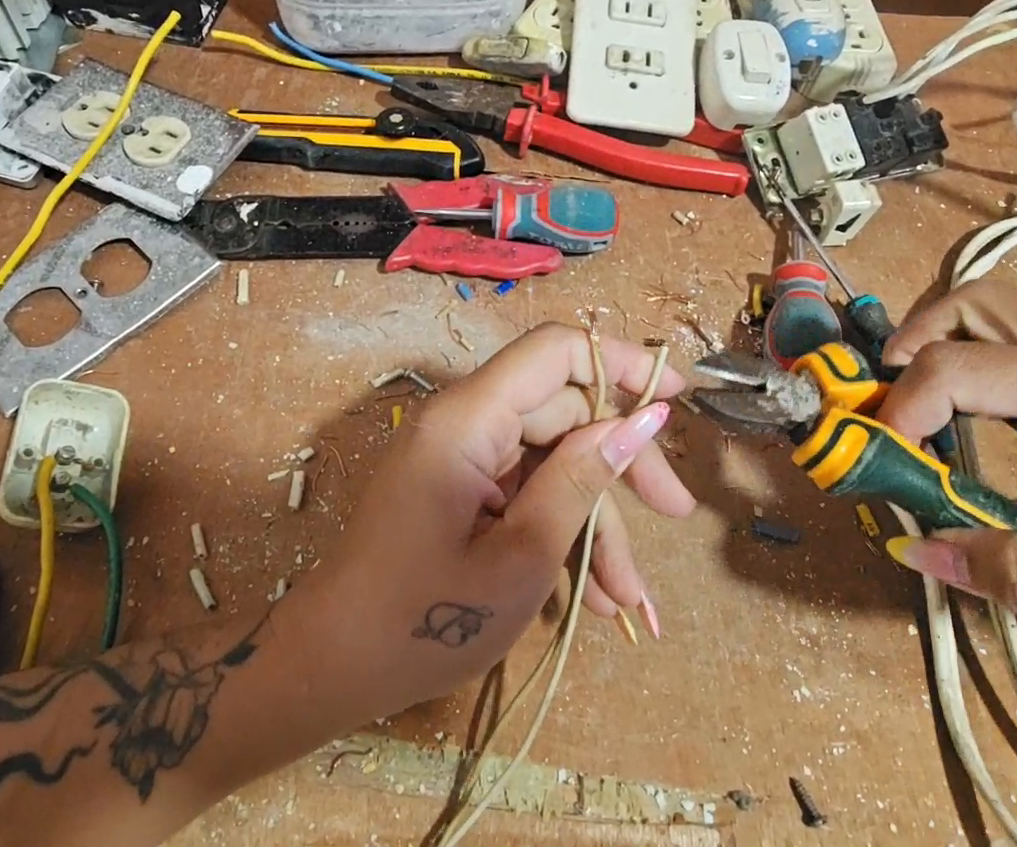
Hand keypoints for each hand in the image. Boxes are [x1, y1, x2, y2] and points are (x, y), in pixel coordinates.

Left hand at [286, 323, 692, 721]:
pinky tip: (593, 598)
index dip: (619, 362)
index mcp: (469, 419)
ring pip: (550, 463)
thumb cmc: (428, 619)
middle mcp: (464, 423)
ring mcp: (460, 457)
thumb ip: (583, 478)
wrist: (339, 663)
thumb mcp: (524, 554)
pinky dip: (558, 534)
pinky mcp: (459, 489)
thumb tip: (645, 418)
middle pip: (563, 413)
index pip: (554, 353)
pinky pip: (523, 492)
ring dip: (594, 523)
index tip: (678, 396)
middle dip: (621, 469)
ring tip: (630, 600)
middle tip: (677, 514)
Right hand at [874, 281, 1016, 667]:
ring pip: (1007, 311)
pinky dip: (992, 355)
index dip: (905, 407)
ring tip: (915, 408)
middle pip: (979, 306)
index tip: (880, 461)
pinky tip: (995, 405)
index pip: (970, 365)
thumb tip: (922, 553)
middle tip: (878, 413)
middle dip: (907, 348)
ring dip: (943, 346)